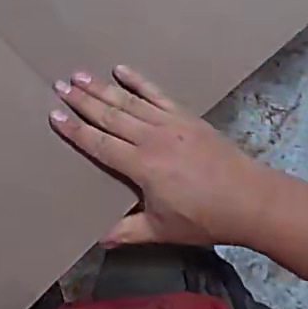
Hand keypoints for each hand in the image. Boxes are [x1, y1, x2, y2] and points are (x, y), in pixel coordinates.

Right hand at [49, 66, 284, 247]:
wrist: (252, 200)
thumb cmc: (206, 219)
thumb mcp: (164, 231)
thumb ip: (128, 231)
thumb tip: (98, 239)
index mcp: (142, 166)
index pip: (99, 144)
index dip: (75, 130)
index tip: (55, 115)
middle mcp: (151, 139)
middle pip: (109, 116)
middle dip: (82, 100)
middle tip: (59, 85)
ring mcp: (169, 124)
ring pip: (128, 101)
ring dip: (101, 87)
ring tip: (79, 74)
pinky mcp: (185, 116)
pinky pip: (156, 94)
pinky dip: (138, 81)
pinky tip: (121, 70)